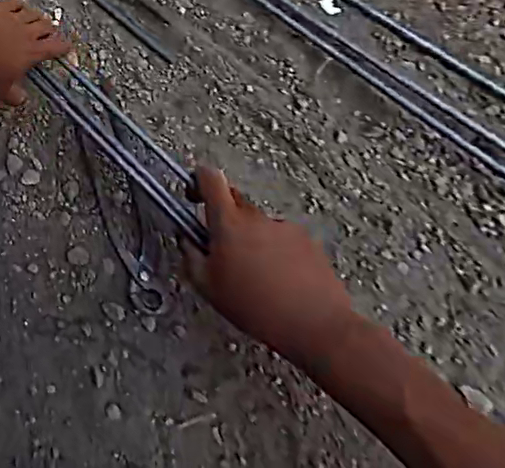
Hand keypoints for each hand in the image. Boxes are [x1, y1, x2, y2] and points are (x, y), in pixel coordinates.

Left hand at [0, 1, 71, 105]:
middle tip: (52, 31)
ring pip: (32, 13)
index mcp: (30, 53)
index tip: (67, 46)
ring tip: (39, 17)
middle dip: (51, 29)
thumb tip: (21, 100)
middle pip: (46, 27)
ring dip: (38, 16)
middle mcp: (26, 32)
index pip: (53, 48)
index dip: (63, 47)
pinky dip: (20, 5)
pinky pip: (15, 3)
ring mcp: (12, 17)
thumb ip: (13, 96)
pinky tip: (19, 6)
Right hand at [184, 165, 360, 364]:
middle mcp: (255, 216)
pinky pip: (283, 238)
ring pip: (258, 224)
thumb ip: (190, 256)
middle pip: (234, 201)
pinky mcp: (307, 241)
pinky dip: (277, 252)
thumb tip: (187, 241)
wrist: (317, 327)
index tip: (194, 194)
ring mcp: (284, 227)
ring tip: (257, 276)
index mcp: (228, 221)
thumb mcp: (209, 288)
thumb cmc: (259, 308)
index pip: (209, 178)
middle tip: (223, 249)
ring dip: (253, 240)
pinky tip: (280, 281)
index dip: (198, 180)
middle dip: (225, 220)